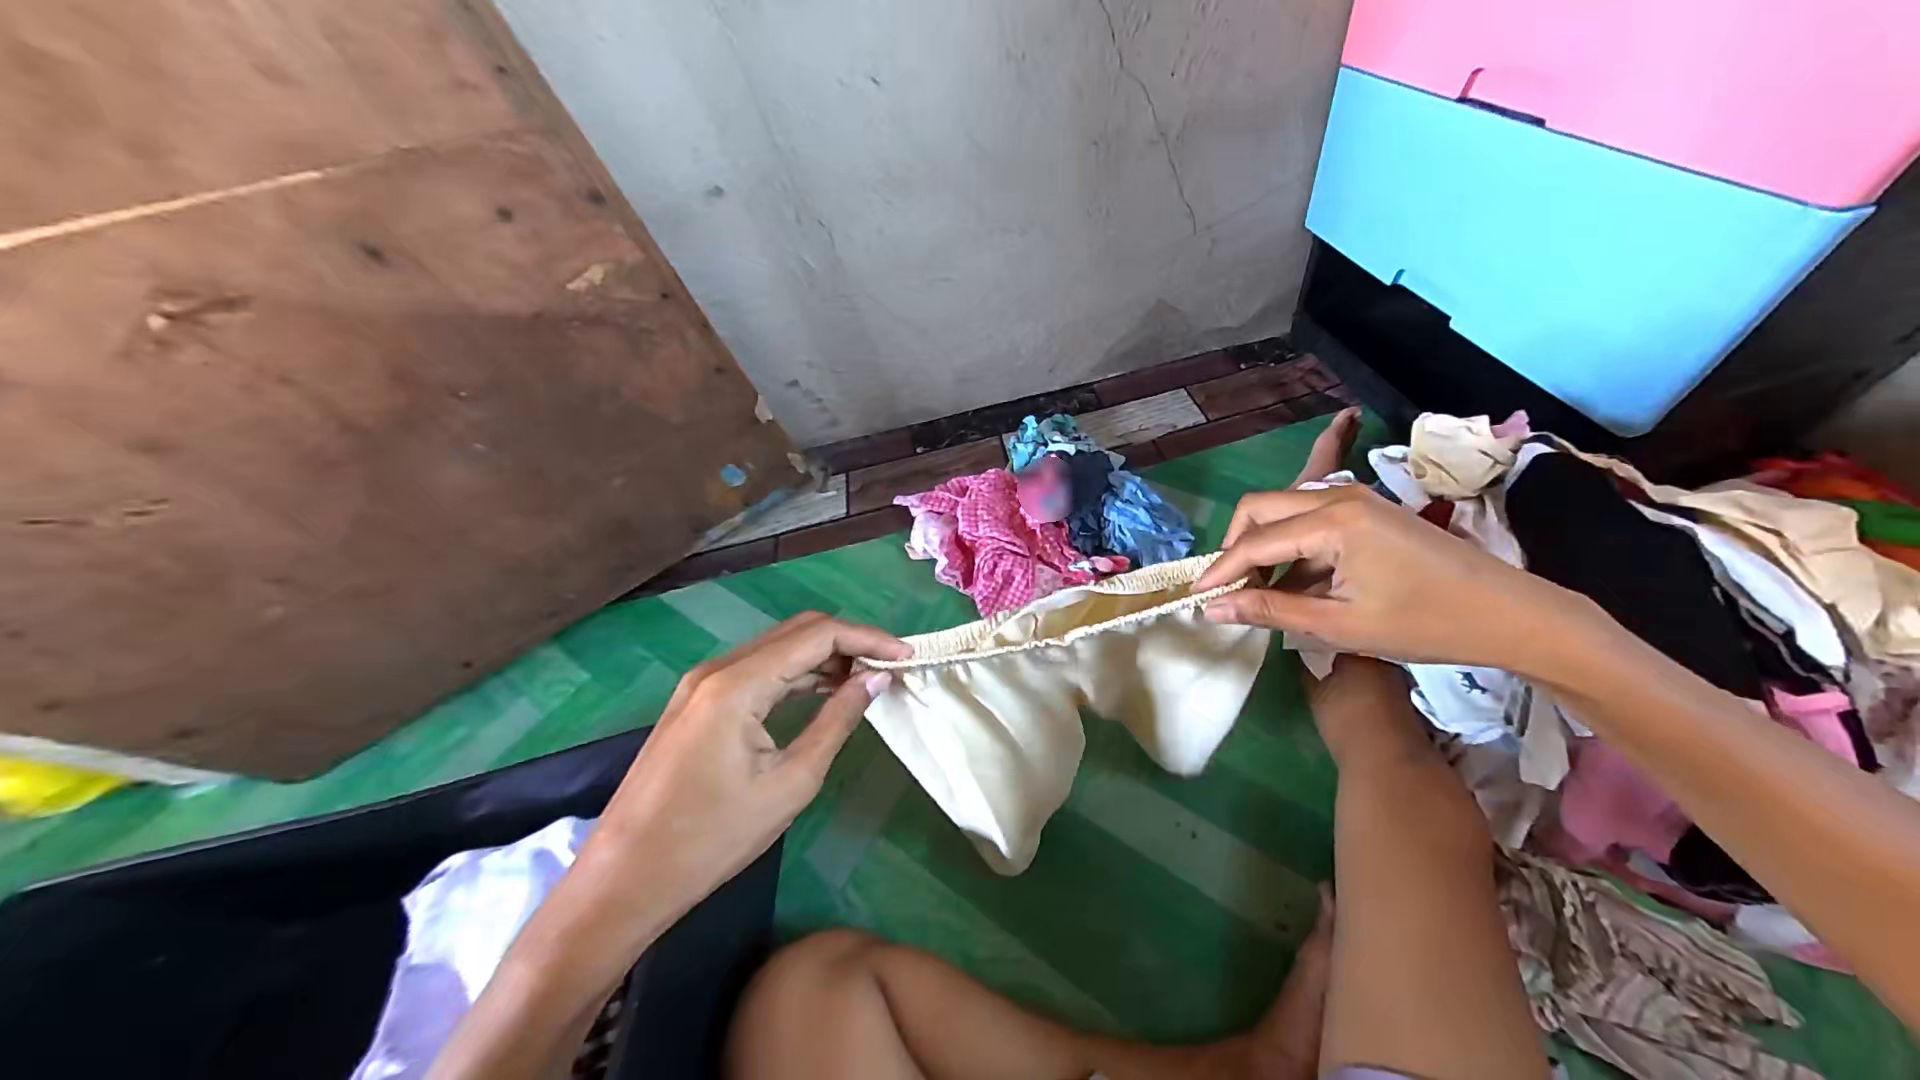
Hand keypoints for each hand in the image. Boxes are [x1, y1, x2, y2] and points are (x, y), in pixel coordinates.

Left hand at [577, 612, 910, 942]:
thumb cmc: (713, 838)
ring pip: (776, 648)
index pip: (818, 635)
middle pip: (797, 631)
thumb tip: (876, 680)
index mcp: (738, 684)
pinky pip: (756, 670)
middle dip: (849, 642)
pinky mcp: (696, 702)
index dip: (869, 639)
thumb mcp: (790, 782)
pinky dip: (794, 674)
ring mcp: (701, 683)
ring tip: (865, 681)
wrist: (626, 878)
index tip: (907, 656)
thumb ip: (836, 720)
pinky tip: (822, 691)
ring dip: (823, 657)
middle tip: (889, 668)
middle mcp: (716, 669)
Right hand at [1192, 484, 1584, 669]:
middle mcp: (1340, 496)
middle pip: (1261, 508)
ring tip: (1260, 590)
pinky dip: (1292, 546)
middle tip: (1229, 589)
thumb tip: (1213, 608)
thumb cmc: (1425, 624)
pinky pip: (1310, 518)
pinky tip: (1297, 582)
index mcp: (1333, 521)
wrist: (1511, 615)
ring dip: (1263, 546)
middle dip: (1235, 547)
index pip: (1255, 541)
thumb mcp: (1339, 625)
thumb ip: (1270, 609)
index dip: (1221, 570)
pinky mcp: (1369, 510)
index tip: (1197, 597)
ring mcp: (1357, 499)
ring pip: (1284, 510)